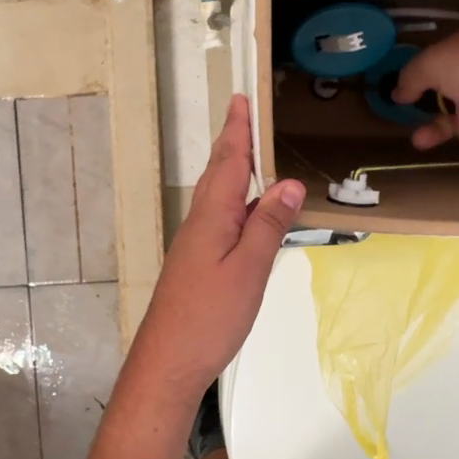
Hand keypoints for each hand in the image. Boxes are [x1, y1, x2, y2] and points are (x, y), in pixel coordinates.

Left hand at [124, 94, 304, 400]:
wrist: (169, 360)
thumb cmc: (210, 316)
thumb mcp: (249, 269)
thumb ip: (269, 225)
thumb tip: (288, 183)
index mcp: (213, 217)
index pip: (229, 162)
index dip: (237, 130)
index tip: (240, 98)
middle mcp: (200, 223)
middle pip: (219, 173)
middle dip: (232, 141)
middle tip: (243, 113)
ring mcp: (196, 244)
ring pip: (218, 195)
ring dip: (233, 168)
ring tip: (250, 151)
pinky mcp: (197, 263)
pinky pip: (219, 217)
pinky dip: (235, 200)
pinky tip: (246, 211)